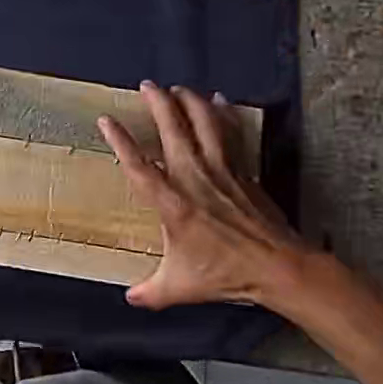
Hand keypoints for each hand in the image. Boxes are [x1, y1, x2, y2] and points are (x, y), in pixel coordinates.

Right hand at [98, 82, 307, 309]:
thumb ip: (150, 292)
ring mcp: (221, 169)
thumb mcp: (179, 288)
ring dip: (189, 100)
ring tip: (177, 87)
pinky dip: (224, 113)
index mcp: (172, 204)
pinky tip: (219, 99)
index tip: (106, 119)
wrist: (276, 265)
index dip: (120, 141)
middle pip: (172, 130)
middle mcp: (194, 177)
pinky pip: (230, 133)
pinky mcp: (242, 169)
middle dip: (158, 103)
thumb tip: (129, 298)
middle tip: (146, 85)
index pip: (138, 166)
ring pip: (204, 123)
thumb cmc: (225, 274)